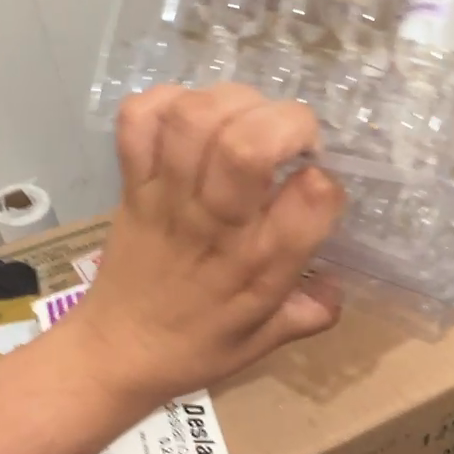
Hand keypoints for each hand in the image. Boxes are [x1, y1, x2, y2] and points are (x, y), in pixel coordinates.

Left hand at [65, 84, 345, 406]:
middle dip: (287, 121)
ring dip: (234, 102)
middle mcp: (216, 225)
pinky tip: (192, 120)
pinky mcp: (131, 183)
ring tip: (247, 121)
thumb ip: (310, 312)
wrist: (117, 352)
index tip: (316, 189)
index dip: (324, 181)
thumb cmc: (199, 347)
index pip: (311, 199)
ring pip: (197, 118)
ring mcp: (167, 198)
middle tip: (292, 139)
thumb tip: (336, 280)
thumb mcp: (266, 341)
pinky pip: (141, 118)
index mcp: (260, 267)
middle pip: (249, 144)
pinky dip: (168, 101)